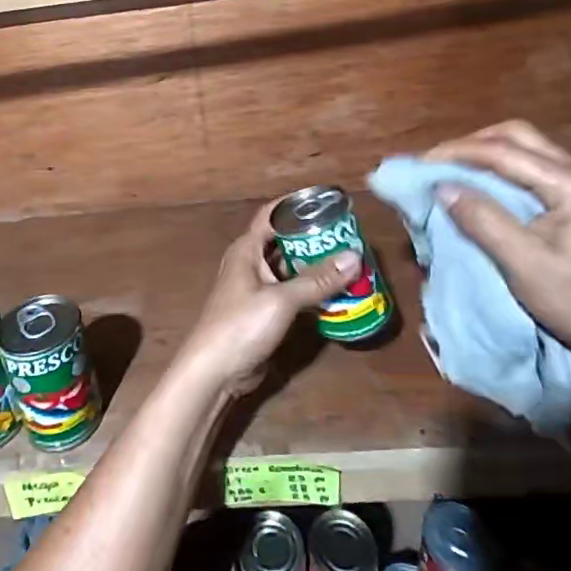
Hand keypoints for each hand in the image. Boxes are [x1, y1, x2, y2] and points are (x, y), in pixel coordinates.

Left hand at [173, 201, 361, 396]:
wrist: (215, 370)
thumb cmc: (240, 326)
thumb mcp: (281, 300)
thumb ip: (317, 280)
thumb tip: (355, 256)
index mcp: (246, 250)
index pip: (271, 215)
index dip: (295, 204)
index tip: (327, 200)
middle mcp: (250, 263)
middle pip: (284, 241)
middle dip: (315, 238)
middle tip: (351, 236)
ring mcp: (257, 288)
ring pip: (290, 268)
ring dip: (316, 266)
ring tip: (352, 262)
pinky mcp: (264, 311)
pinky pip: (292, 292)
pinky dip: (312, 290)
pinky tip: (338, 293)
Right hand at [425, 121, 570, 410]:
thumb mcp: (524, 265)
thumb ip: (483, 221)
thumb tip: (442, 187)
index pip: (503, 151)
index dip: (456, 152)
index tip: (419, 163)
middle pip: (519, 137)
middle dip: (471, 144)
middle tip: (435, 163)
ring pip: (529, 149)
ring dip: (487, 154)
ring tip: (452, 173)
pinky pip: (536, 169)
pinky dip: (502, 169)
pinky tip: (485, 189)